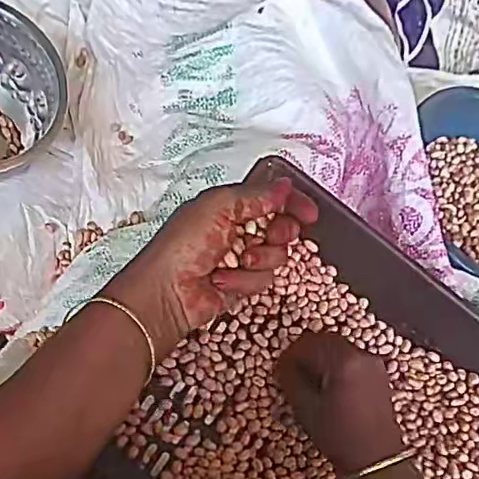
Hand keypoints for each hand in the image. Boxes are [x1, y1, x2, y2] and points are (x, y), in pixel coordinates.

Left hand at [101, 177, 318, 347]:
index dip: (293, 204)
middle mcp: (238, 232)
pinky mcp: (242, 285)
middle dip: (280, 233)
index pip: (271, 200)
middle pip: (282, 228)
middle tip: (270, 236)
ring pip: (277, 257)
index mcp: (230, 206)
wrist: (168, 291)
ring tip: (236, 261)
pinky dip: (245, 281)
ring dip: (259, 259)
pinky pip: (264, 280)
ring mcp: (242, 260)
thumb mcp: (218, 207)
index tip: (310, 213)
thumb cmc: (183, 246)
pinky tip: (222, 280)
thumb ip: (255, 196)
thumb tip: (284, 186)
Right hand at [276, 331, 405, 474]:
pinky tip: (327, 386)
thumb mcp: (307, 409)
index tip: (279, 371)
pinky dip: (335, 365)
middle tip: (289, 372)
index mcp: (343, 361)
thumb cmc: (338, 435)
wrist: (376, 458)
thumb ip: (292, 381)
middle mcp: (361, 355)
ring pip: (339, 348)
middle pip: (325, 340)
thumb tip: (284, 366)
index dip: (289, 355)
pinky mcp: (378, 375)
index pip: (308, 344)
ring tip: (307, 380)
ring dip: (320, 357)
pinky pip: (351, 360)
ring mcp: (373, 365)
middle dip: (305, 352)